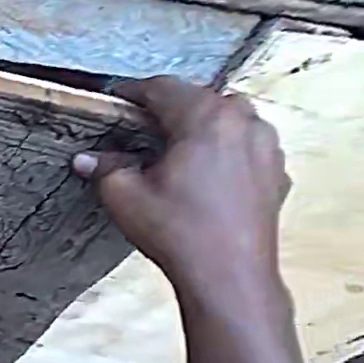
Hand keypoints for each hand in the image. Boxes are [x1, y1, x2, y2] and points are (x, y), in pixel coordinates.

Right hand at [74, 77, 289, 297]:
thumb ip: (105, 168)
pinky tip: (202, 171)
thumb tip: (86, 159)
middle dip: (169, 107)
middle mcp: (243, 123)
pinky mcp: (276, 173)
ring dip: (200, 124)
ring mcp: (267, 147)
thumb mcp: (123, 195)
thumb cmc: (176, 230)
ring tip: (173, 145)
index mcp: (205, 119)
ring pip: (229, 118)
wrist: (228, 274)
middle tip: (139, 124)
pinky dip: (223, 147)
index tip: (116, 97)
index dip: (134, 91)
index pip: (164, 88)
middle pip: (200, 98)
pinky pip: (246, 144)